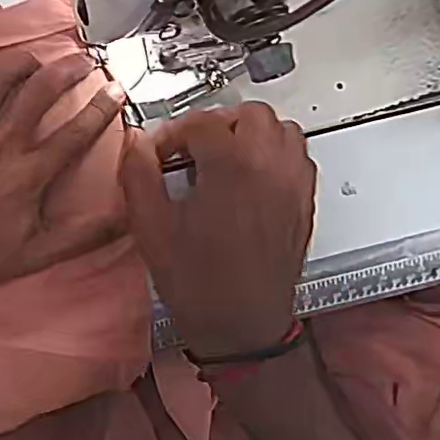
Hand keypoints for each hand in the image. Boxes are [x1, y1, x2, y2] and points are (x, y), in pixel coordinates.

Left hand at [0, 49, 126, 334]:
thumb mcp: (36, 255)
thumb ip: (85, 235)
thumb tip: (126, 219)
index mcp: (26, 175)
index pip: (76, 131)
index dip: (102, 106)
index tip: (114, 90)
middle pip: (40, 90)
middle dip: (69, 69)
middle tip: (83, 62)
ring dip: (22, 62)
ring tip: (36, 61)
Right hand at [118, 102, 316, 357]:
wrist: (240, 324)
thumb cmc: (199, 284)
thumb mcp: (150, 226)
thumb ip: (138, 175)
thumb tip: (137, 144)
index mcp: (232, 169)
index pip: (202, 124)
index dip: (172, 134)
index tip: (159, 152)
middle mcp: (270, 170)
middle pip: (248, 115)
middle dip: (215, 124)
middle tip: (191, 148)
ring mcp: (292, 186)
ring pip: (281, 129)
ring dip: (248, 134)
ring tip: (221, 157)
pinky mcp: (303, 203)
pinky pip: (297, 157)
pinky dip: (273, 153)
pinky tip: (249, 175)